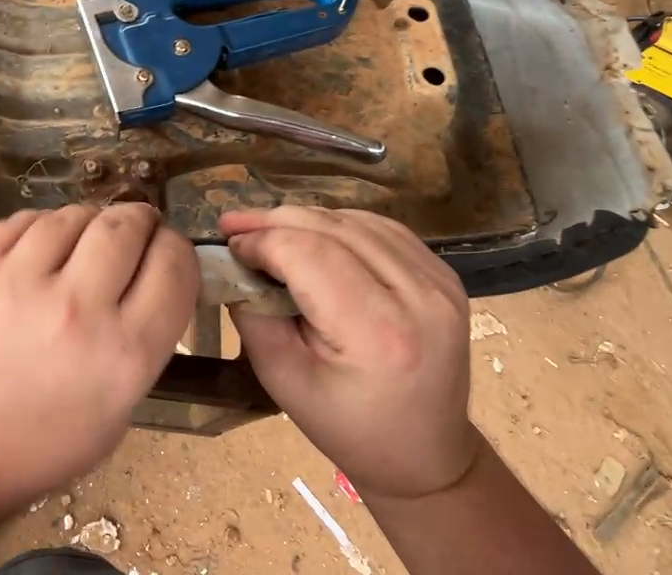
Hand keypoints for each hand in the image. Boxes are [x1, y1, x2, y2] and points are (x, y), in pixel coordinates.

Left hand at [0, 203, 197, 517]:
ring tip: (83, 242)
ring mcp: (20, 282)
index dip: (179, 249)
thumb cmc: (46, 440)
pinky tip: (42, 249)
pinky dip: (42, 227)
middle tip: (135, 229)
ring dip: (88, 222)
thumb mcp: (121, 405)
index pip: (174, 266)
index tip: (168, 249)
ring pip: (73, 216)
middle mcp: (76, 309)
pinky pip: (25, 220)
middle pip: (125, 227)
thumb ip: (147, 337)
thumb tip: (158, 271)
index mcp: (124, 353)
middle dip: (140, 221)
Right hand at [222, 206, 477, 500]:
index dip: (261, 240)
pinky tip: (311, 237)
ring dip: (303, 219)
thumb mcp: (281, 377)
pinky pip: (379, 228)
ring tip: (266, 231)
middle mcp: (419, 298)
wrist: (424, 452)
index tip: (228, 246)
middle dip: (274, 221)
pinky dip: (337, 224)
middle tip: (233, 226)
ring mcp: (438, 282)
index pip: (308, 254)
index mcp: (379, 333)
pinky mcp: (444, 275)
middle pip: (331, 228)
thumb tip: (231, 259)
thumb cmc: (345, 425)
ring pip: (353, 220)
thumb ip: (252, 312)